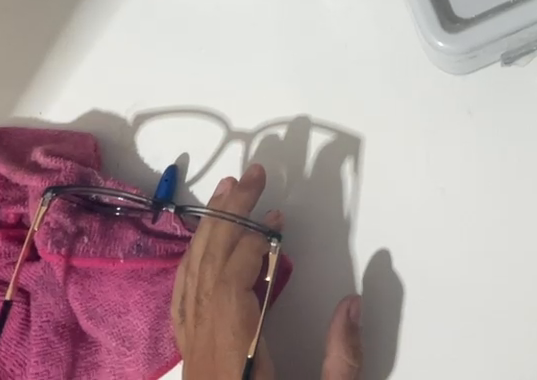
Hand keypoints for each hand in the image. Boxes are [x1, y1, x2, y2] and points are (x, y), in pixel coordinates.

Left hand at [172, 164, 363, 379]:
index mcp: (233, 357)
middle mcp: (203, 351)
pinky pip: (182, 300)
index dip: (251, 240)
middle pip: (206, 269)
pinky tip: (205, 246)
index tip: (275, 214)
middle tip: (250, 175)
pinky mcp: (191, 363)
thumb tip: (354, 302)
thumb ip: (343, 359)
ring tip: (226, 192)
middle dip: (228, 217)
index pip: (230, 282)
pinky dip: (194, 262)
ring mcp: (191, 357)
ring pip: (188, 280)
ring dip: (208, 231)